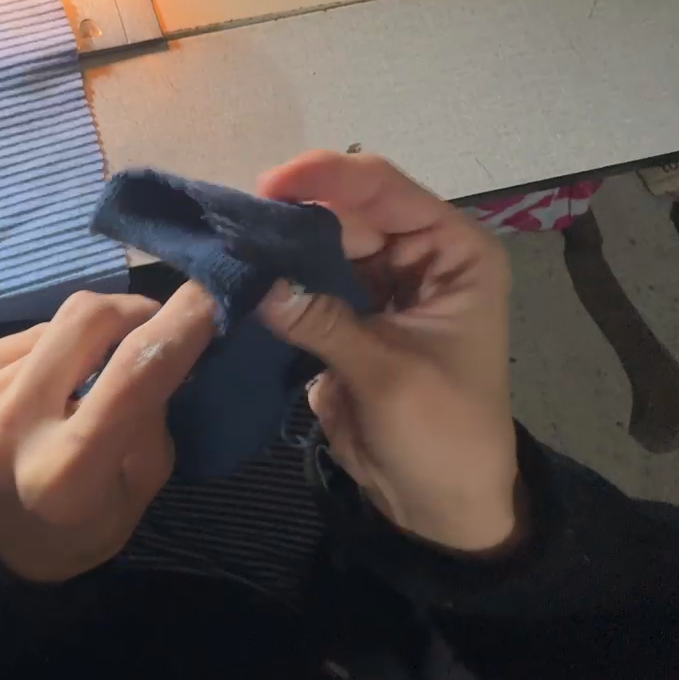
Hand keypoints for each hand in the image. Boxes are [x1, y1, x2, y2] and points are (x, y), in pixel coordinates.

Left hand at [0, 286, 216, 581]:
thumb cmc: (80, 525)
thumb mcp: (138, 492)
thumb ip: (154, 416)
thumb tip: (166, 338)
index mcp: (65, 472)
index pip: (131, 376)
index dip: (178, 326)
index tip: (210, 295)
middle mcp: (12, 424)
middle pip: (87, 318)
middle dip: (135, 309)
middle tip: (156, 325)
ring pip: (58, 321)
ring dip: (92, 336)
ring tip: (89, 375)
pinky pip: (30, 333)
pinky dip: (56, 347)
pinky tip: (51, 383)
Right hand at [256, 151, 520, 554]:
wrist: (435, 501)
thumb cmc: (441, 434)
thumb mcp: (390, 376)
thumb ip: (325, 323)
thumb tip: (259, 283)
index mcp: (452, 253)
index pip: (387, 193)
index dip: (329, 178)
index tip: (271, 185)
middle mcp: (413, 253)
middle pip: (343, 210)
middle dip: (291, 211)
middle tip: (234, 220)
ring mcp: (372, 280)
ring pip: (315, 239)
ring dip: (275, 241)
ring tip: (226, 240)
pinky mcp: (339, 308)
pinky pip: (299, 276)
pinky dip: (271, 273)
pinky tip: (236, 269)